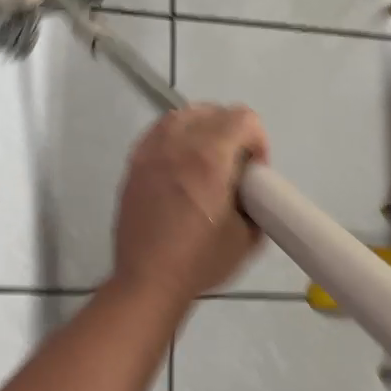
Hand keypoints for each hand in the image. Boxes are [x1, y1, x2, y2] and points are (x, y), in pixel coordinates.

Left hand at [109, 104, 267, 306]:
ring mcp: (150, 152)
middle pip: (212, 111)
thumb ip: (254, 201)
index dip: (257, 140)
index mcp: (209, 158)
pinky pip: (157, 133)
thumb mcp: (247, 236)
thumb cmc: (200, 261)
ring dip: (201, 129)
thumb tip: (249, 189)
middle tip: (234, 166)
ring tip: (206, 162)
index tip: (255, 171)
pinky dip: (174, 138)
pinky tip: (179, 167)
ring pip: (181, 116)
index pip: (242, 118)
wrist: (147, 279)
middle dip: (231, 132)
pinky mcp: (133, 164)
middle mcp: (177, 145)